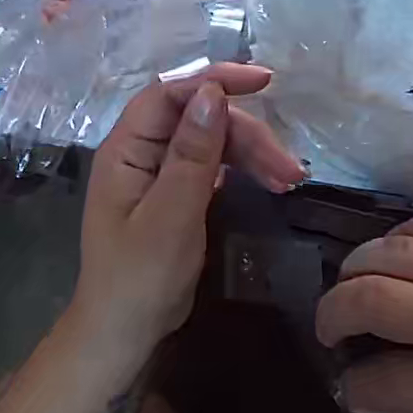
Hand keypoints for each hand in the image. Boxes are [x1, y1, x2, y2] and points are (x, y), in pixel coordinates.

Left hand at [65, 63, 304, 364]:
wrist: (122, 332)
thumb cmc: (139, 277)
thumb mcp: (171, 216)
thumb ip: (192, 154)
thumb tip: (211, 93)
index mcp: (126, 147)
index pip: (169, 93)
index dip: (215, 80)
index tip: (263, 81)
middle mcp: (141, 149)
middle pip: (198, 117)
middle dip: (245, 134)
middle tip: (289, 168)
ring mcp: (158, 169)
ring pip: (210, 139)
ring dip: (251, 153)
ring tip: (289, 180)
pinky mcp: (175, 188)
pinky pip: (211, 163)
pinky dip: (242, 169)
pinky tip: (268, 181)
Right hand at [316, 219, 412, 412]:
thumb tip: (365, 393)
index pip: (381, 381)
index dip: (352, 386)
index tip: (346, 385)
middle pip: (369, 298)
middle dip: (331, 314)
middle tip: (328, 331)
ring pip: (387, 251)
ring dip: (353, 269)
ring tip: (347, 288)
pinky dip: (390, 241)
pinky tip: (386, 257)